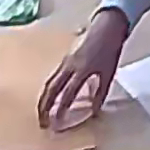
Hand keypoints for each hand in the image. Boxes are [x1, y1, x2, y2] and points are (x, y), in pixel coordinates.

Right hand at [38, 9, 127, 129]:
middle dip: (45, 107)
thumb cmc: (109, 51)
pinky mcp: (64, 60)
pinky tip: (46, 100)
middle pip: (52, 88)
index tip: (56, 122)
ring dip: (43, 100)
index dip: (61, 108)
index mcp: (82, 69)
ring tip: (40, 115)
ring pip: (50, 83)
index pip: (68, 93)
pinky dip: (48, 91)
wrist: (107, 26)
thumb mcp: (108, 75)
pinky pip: (53, 77)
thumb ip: (100, 95)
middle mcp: (70, 65)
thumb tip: (93, 113)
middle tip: (42, 123)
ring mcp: (65, 61)